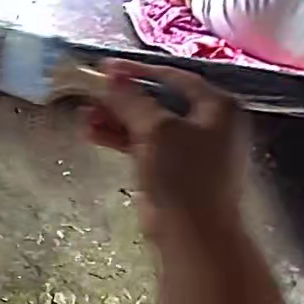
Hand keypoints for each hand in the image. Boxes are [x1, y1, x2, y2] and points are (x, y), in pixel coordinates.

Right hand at [85, 59, 245, 244]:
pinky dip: (123, 140)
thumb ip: (132, 100)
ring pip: (149, 126)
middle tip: (91, 96)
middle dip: (122, 99)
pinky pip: (146, 147)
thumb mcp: (156, 130)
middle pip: (159, 102)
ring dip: (117, 120)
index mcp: (218, 106)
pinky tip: (96, 135)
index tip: (106, 68)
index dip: (138, 71)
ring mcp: (193, 151)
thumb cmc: (183, 176)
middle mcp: (210, 124)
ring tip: (85, 118)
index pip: (175, 77)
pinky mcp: (175, 173)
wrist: (194, 235)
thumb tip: (111, 75)